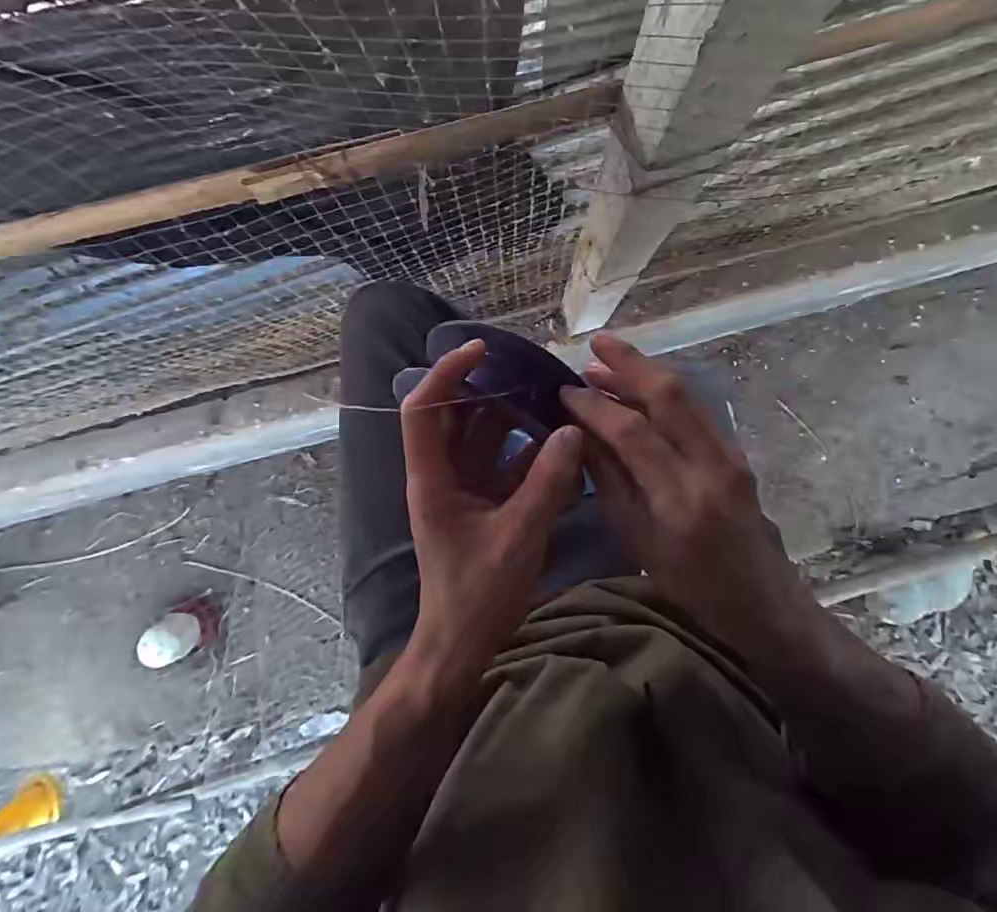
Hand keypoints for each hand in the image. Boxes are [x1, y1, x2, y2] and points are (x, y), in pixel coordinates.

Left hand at [401, 339, 585, 677]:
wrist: (461, 646)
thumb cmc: (477, 595)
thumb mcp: (519, 537)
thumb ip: (547, 484)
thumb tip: (572, 432)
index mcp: (432, 479)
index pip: (424, 409)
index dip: (446, 373)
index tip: (481, 349)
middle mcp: (442, 476)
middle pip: (456, 416)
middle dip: (489, 390)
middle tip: (532, 373)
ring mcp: (461, 490)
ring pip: (481, 438)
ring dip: (512, 419)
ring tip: (552, 400)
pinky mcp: (481, 505)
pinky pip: (501, 464)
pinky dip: (525, 451)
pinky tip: (558, 443)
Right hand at [559, 333, 800, 642]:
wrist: (763, 604)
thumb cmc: (691, 586)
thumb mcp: (638, 542)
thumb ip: (610, 482)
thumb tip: (581, 435)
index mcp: (680, 498)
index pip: (632, 432)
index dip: (594, 405)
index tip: (564, 390)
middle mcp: (711, 466)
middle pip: (669, 395)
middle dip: (629, 363)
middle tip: (594, 344)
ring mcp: (731, 456)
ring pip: (687, 396)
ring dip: (646, 373)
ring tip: (607, 363)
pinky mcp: (737, 454)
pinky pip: (697, 410)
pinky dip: (665, 393)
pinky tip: (640, 390)